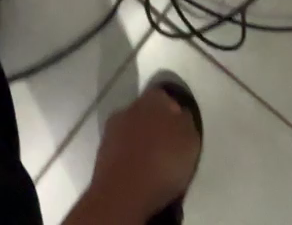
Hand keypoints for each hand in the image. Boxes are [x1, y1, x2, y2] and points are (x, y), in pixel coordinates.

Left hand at [64, 86, 201, 223]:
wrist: (122, 194)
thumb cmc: (163, 163)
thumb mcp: (190, 140)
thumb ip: (186, 123)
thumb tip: (180, 117)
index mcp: (152, 99)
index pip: (165, 97)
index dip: (175, 113)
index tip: (183, 133)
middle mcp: (128, 108)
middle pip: (146, 114)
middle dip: (156, 129)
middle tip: (170, 150)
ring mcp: (111, 132)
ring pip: (132, 134)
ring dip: (142, 146)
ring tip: (155, 168)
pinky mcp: (101, 157)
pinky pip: (122, 154)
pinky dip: (130, 162)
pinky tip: (140, 177)